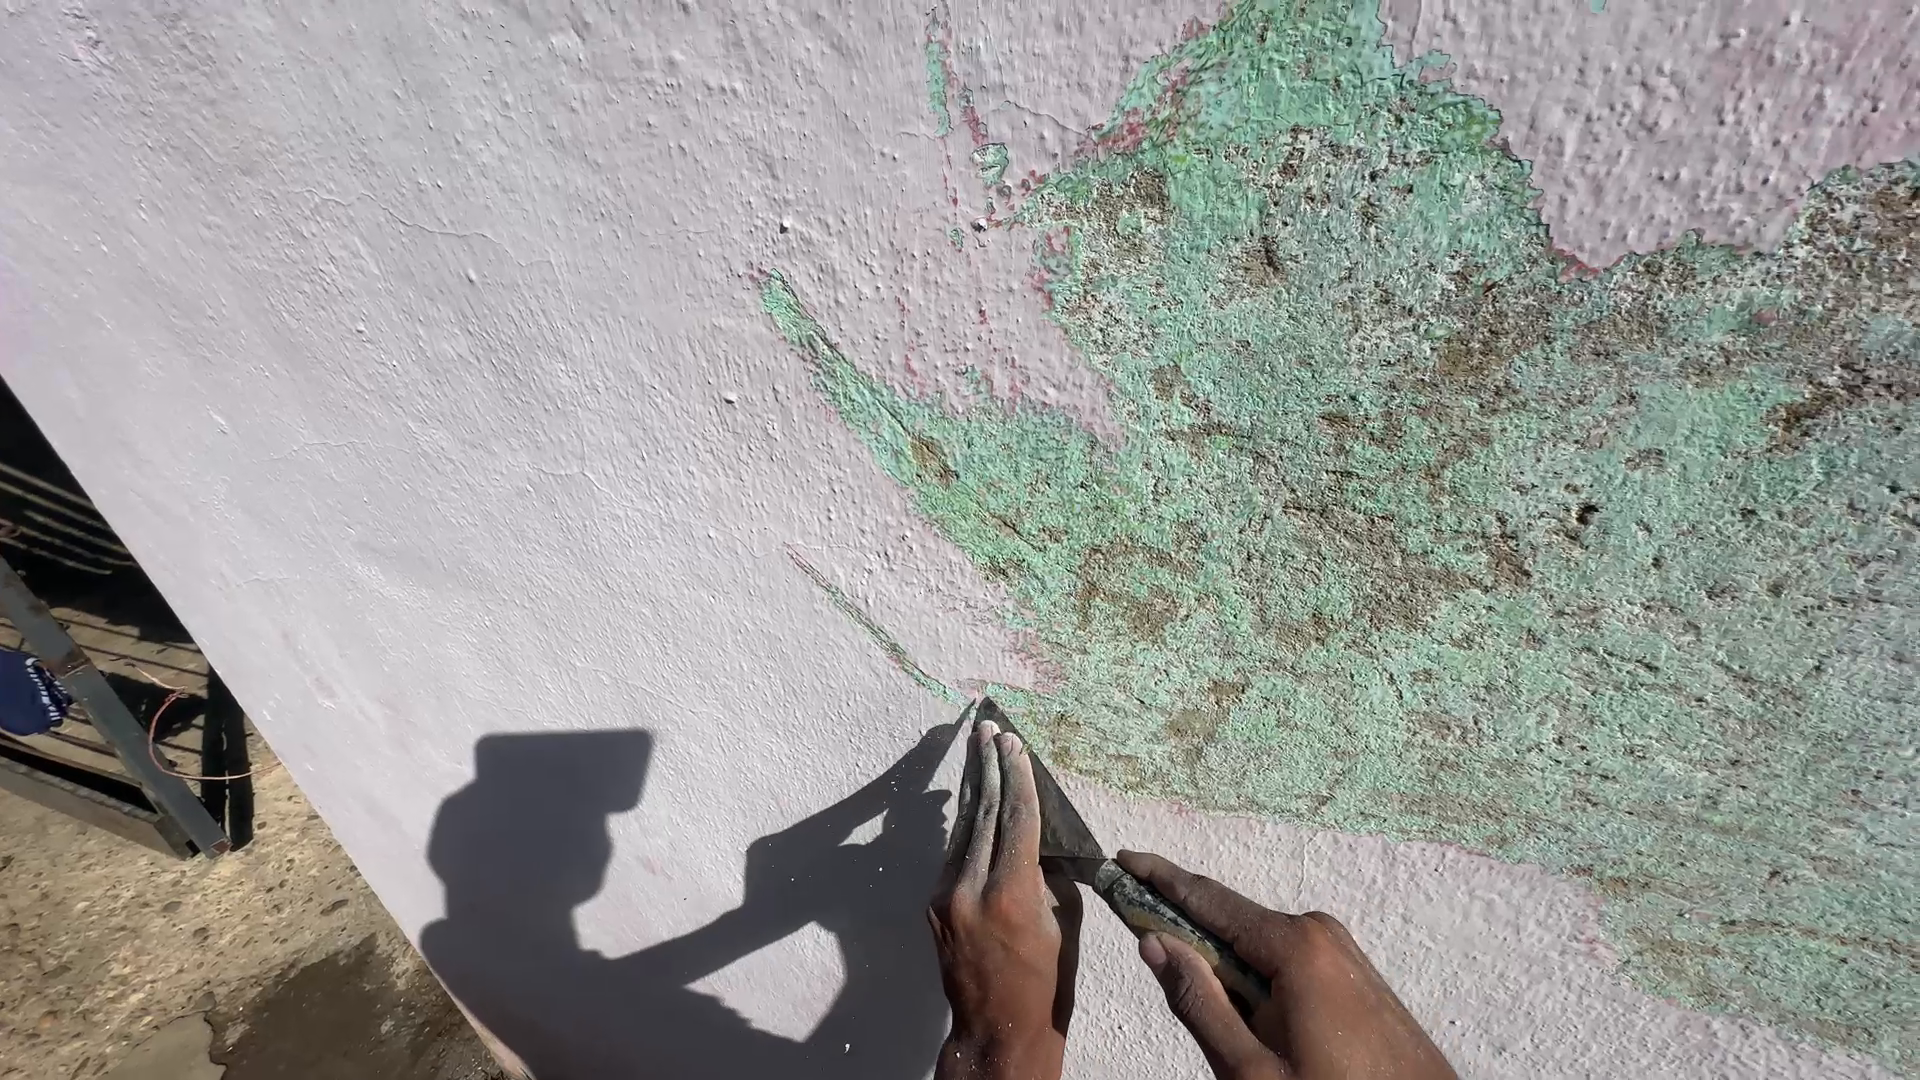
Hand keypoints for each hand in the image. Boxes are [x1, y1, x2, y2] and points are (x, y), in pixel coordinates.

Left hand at [928, 714, 1081, 1079]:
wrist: (997, 1028)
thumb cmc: (1046, 980)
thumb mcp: (1061, 921)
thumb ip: (1045, 871)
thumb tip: (1035, 832)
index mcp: (1011, 894)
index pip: (1016, 819)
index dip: (1018, 778)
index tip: (1016, 745)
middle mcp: (970, 888)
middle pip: (982, 812)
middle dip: (988, 766)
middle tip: (990, 728)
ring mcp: (945, 894)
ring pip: (963, 826)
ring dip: (972, 785)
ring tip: (978, 747)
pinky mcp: (933, 902)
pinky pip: (955, 851)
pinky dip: (967, 821)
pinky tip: (972, 795)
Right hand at [1117, 851, 1455, 1079]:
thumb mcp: (1253, 1074)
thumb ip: (1198, 1001)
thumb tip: (1153, 941)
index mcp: (1292, 945)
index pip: (1205, 898)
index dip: (1157, 878)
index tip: (1120, 858)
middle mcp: (1317, 931)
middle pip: (1230, 922)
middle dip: (1191, 936)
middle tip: (1157, 954)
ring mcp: (1342, 951)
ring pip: (1258, 947)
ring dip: (1227, 968)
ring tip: (1228, 1026)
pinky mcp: (1355, 974)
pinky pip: (1287, 961)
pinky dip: (1257, 978)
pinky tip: (1260, 1023)